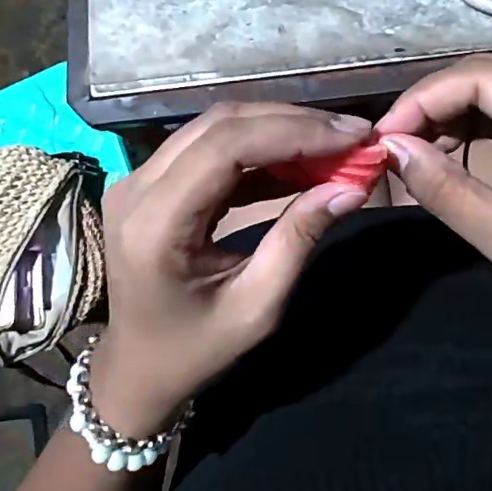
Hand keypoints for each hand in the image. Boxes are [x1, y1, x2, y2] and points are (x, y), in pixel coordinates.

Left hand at [91, 103, 373, 434]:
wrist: (139, 367)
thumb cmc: (195, 349)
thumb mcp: (257, 305)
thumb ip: (299, 239)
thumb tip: (350, 187)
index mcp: (155, 224)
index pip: (226, 147)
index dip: (294, 131)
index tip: (353, 136)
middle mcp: (138, 188)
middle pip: (222, 125)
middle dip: (294, 123)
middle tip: (353, 135)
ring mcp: (140, 179)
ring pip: (218, 127)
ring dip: (280, 129)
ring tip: (335, 144)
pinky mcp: (152, 181)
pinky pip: (211, 147)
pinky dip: (261, 147)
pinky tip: (301, 159)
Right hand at [376, 55, 491, 370]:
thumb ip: (446, 190)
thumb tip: (392, 148)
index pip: (487, 77)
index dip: (426, 98)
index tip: (386, 137)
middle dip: (437, 103)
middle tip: (397, 144)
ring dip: (458, 112)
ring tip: (420, 152)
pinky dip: (484, 124)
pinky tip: (457, 152)